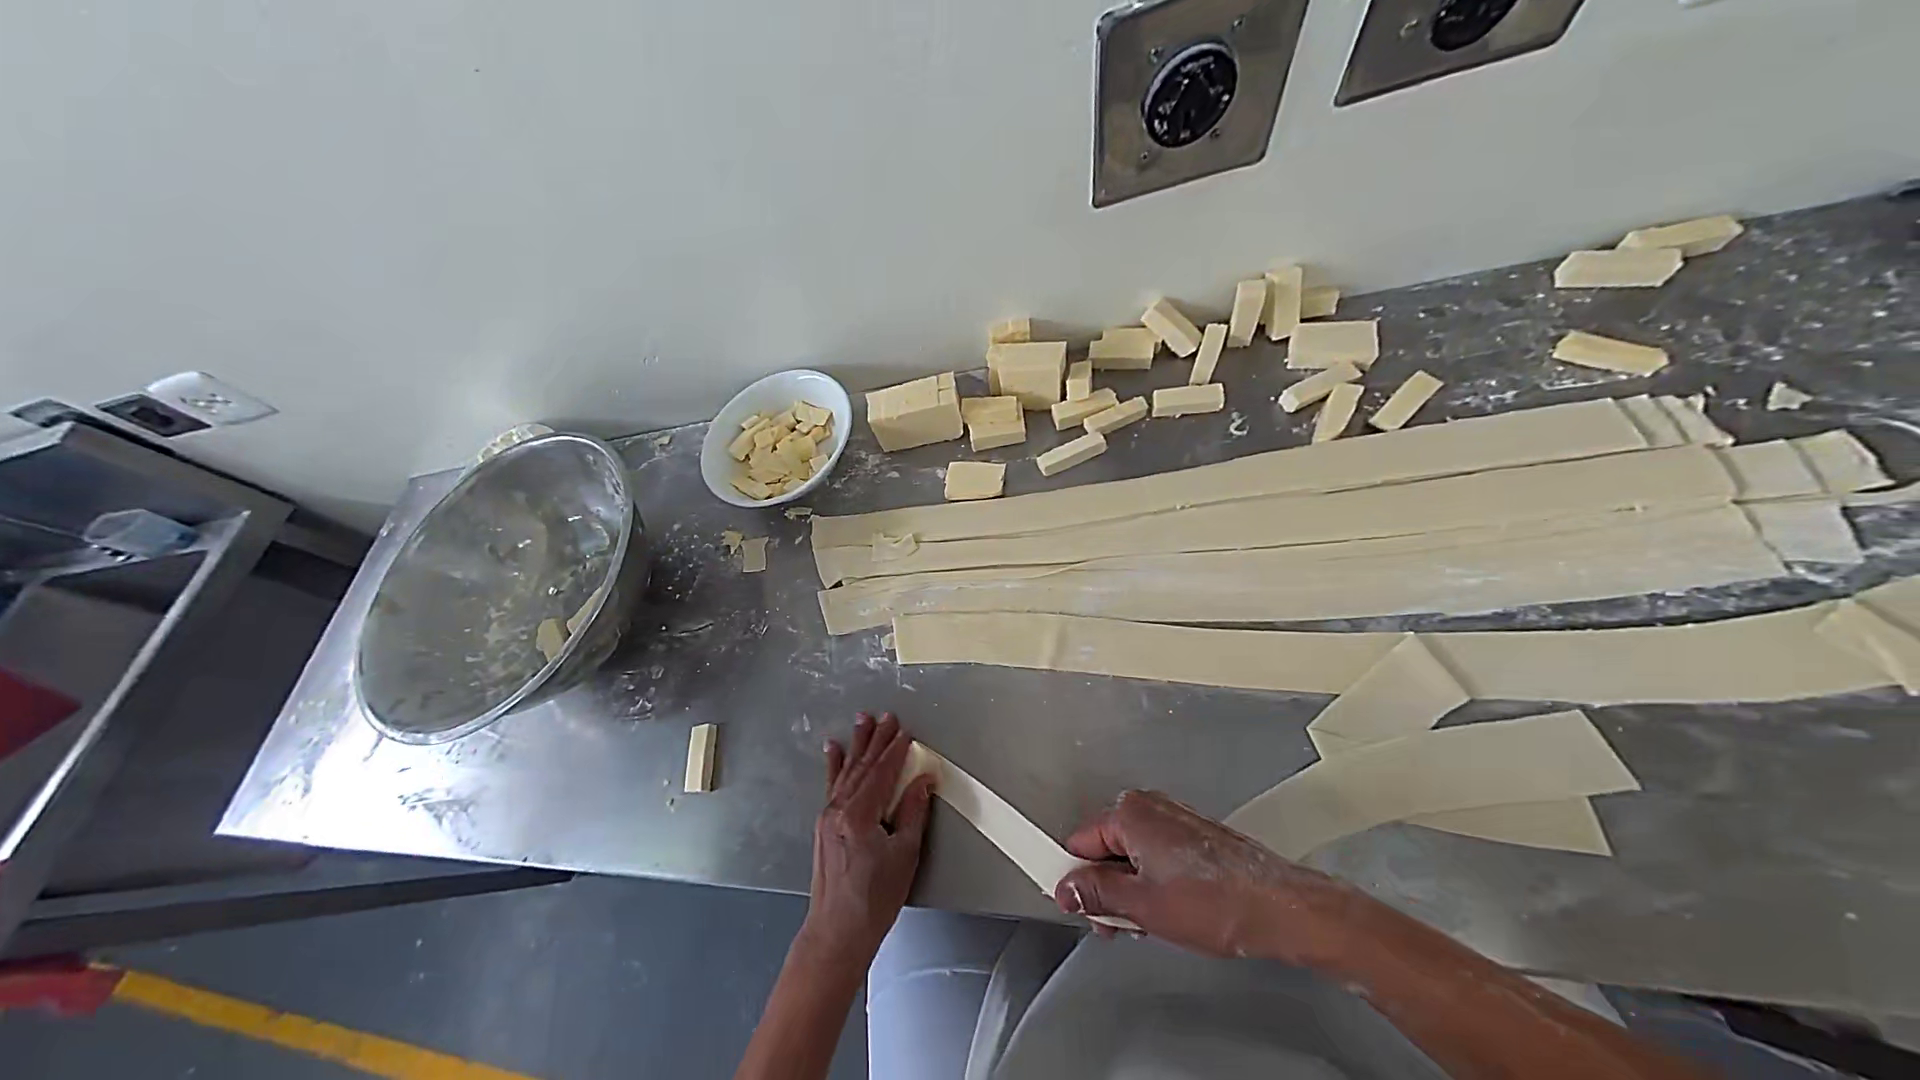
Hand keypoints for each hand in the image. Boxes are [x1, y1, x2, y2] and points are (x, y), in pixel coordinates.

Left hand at [801, 712, 932, 958]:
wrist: (837, 932)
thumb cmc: (874, 898)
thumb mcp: (905, 853)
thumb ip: (913, 812)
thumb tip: (923, 781)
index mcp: (860, 813)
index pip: (883, 772)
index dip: (896, 751)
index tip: (906, 732)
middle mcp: (839, 808)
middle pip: (863, 766)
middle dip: (877, 740)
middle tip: (886, 716)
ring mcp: (827, 816)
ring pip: (847, 772)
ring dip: (857, 745)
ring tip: (862, 721)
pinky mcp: (824, 826)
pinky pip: (831, 786)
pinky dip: (834, 766)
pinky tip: (833, 750)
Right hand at [1053, 790, 1376, 965]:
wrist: (1282, 909)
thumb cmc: (1221, 902)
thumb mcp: (1142, 906)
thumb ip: (1096, 894)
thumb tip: (1069, 888)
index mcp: (1130, 813)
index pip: (1078, 842)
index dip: (1075, 879)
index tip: (1074, 902)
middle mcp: (1150, 806)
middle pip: (1104, 847)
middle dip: (1106, 887)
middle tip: (1120, 922)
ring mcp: (1173, 818)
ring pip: (1130, 854)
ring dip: (1132, 888)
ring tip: (1154, 919)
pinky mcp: (1191, 833)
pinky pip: (1155, 854)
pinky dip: (1154, 880)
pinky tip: (1172, 908)